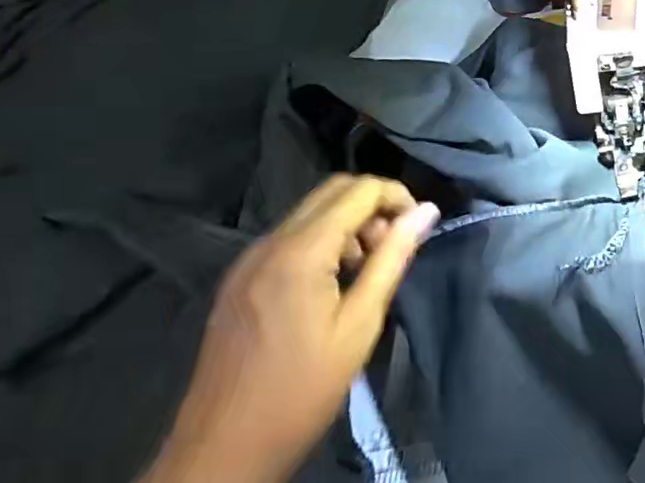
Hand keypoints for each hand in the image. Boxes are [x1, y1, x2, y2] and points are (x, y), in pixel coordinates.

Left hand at [141, 174, 440, 482]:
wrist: (218, 455)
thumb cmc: (300, 392)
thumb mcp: (360, 324)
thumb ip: (393, 258)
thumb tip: (426, 211)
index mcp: (300, 252)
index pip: (360, 189)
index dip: (397, 196)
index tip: (417, 227)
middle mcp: (269, 243)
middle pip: (334, 190)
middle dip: (373, 205)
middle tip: (392, 246)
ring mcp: (248, 260)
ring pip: (311, 211)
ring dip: (348, 223)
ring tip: (366, 270)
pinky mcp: (238, 280)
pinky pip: (290, 236)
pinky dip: (321, 241)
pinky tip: (331, 283)